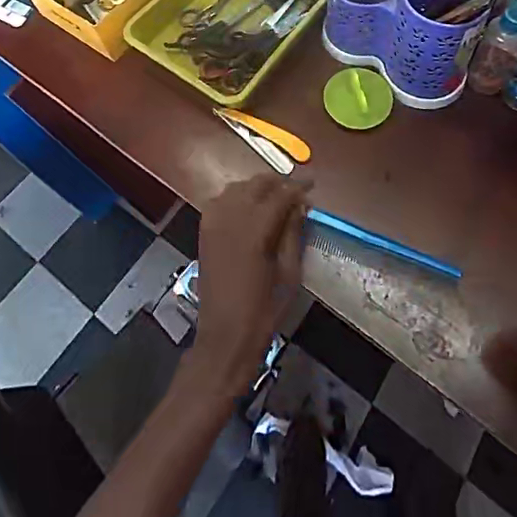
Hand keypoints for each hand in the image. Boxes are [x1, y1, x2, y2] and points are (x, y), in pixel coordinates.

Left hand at [189, 175, 309, 395]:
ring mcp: (214, 222)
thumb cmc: (265, 309)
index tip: (312, 183)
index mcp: (255, 231)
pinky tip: (248, 207)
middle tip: (295, 190)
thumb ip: (293, 234)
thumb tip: (299, 205)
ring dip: (256, 187)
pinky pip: (220, 200)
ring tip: (274, 197)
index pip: (280, 195)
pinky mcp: (204, 230)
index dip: (298, 187)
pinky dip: (236, 196)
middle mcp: (231, 218)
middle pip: (256, 185)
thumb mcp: (290, 273)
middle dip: (277, 182)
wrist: (226, 333)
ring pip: (237, 188)